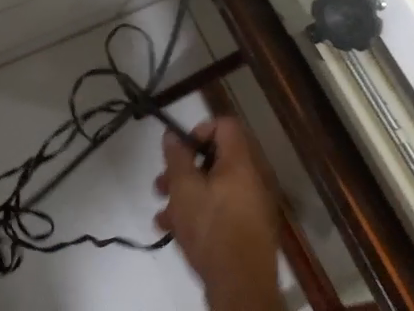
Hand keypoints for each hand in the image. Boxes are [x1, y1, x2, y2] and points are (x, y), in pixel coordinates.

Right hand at [153, 118, 283, 310]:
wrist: (242, 289)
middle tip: (162, 183)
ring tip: (163, 212)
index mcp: (241, 164)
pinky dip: (199, 212)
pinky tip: (174, 229)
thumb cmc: (212, 230)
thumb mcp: (185, 189)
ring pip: (214, 186)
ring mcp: (252, 206)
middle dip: (183, 169)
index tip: (179, 151)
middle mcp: (252, 180)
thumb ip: (177, 157)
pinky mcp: (248, 229)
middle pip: (215, 159)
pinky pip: (221, 208)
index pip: (225, 125)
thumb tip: (173, 135)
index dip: (198, 130)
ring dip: (185, 194)